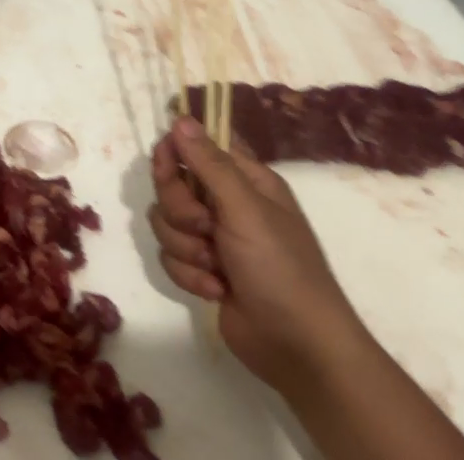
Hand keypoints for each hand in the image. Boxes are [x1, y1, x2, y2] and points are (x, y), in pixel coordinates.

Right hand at [148, 117, 364, 393]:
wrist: (297, 344)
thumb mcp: (245, 209)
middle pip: (172, 185)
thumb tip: (181, 118)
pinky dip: (189, 275)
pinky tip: (216, 290)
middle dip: (180, 210)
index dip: (176, 153)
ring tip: (216, 268)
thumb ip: (209, 163)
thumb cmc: (280, 268)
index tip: (168, 166)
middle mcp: (228, 204)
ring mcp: (214, 238)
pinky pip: (170, 255)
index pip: (198, 146)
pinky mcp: (202, 269)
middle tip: (205, 227)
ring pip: (166, 222)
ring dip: (186, 248)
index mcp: (247, 181)